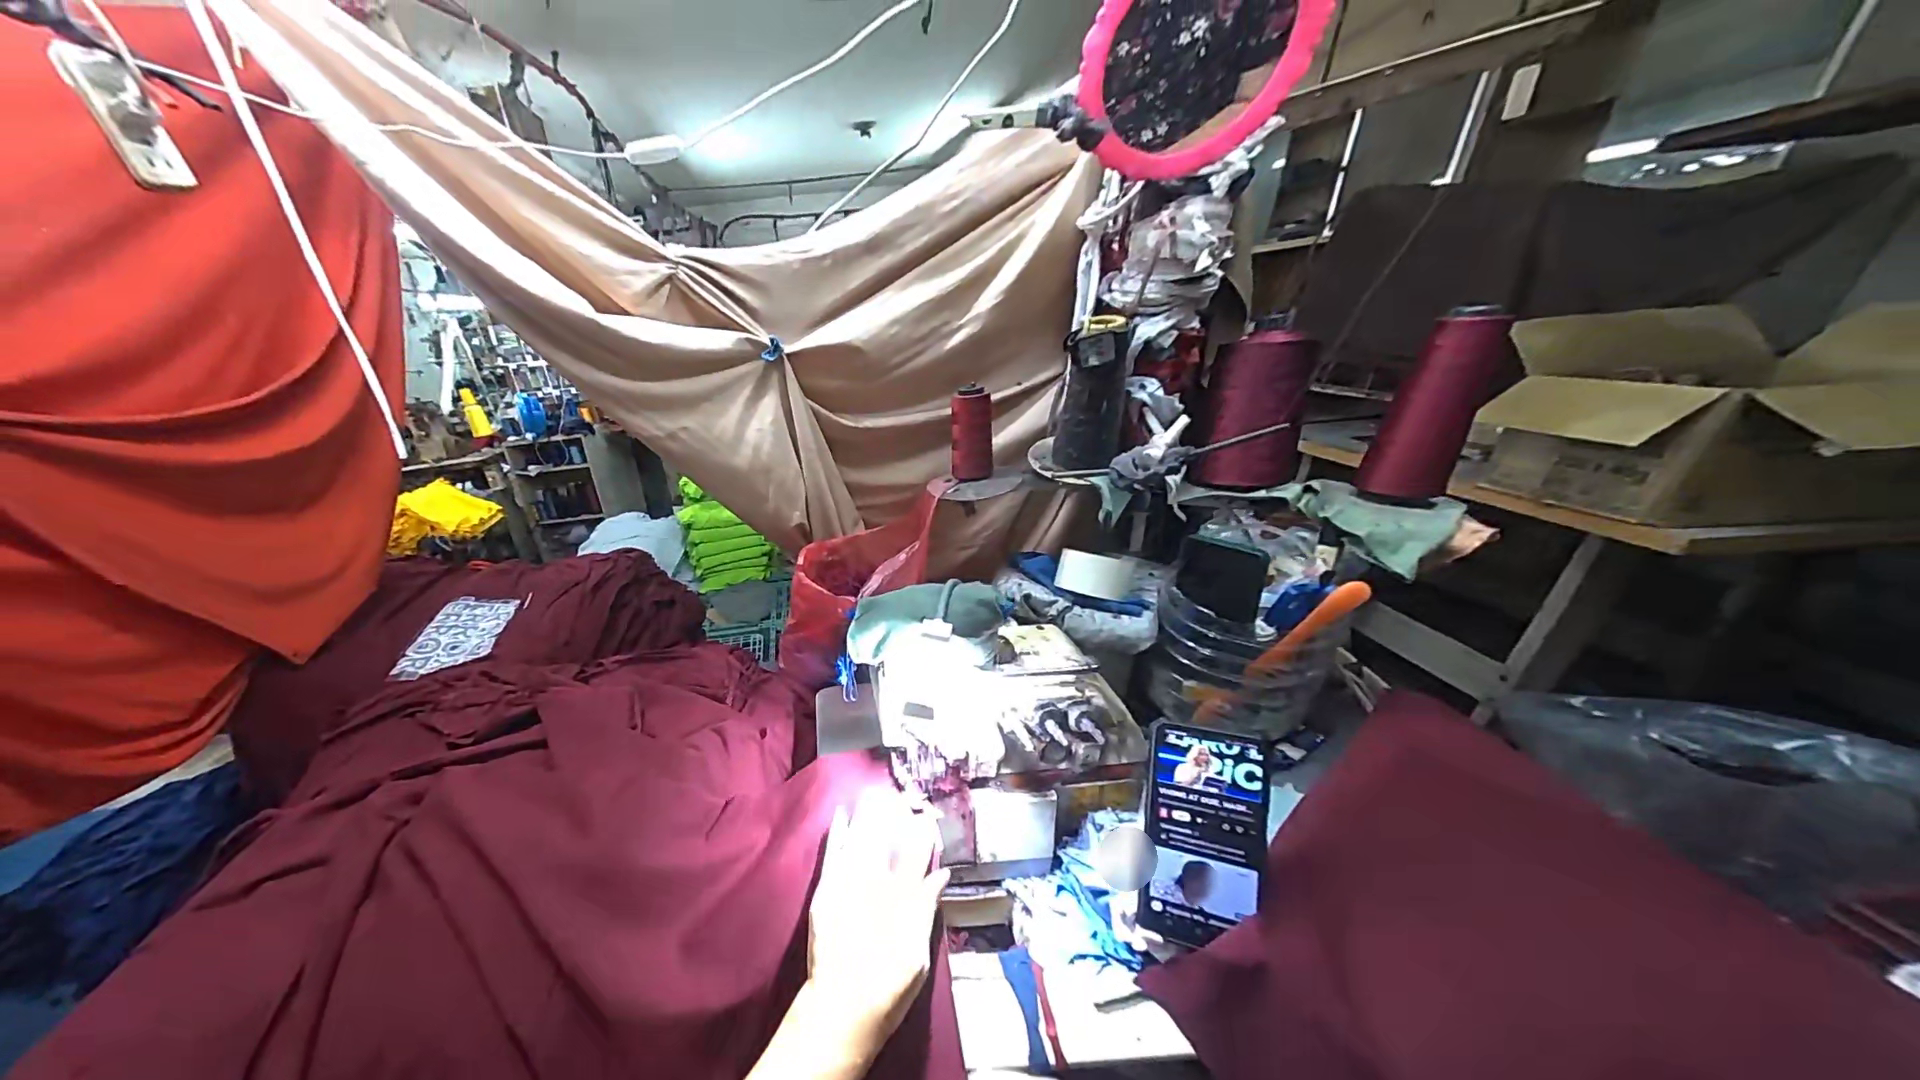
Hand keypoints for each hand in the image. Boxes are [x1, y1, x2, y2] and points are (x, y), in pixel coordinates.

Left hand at [807, 789, 949, 1042]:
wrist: (843, 1007)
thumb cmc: (889, 984)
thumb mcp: (920, 949)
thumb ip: (928, 907)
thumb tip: (941, 875)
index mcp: (906, 893)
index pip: (919, 848)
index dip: (924, 827)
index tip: (928, 811)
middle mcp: (878, 881)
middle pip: (888, 834)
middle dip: (895, 810)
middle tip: (901, 793)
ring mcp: (849, 882)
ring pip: (861, 835)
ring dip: (869, 812)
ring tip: (875, 792)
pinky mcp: (827, 890)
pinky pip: (834, 852)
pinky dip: (838, 831)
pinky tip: (842, 813)